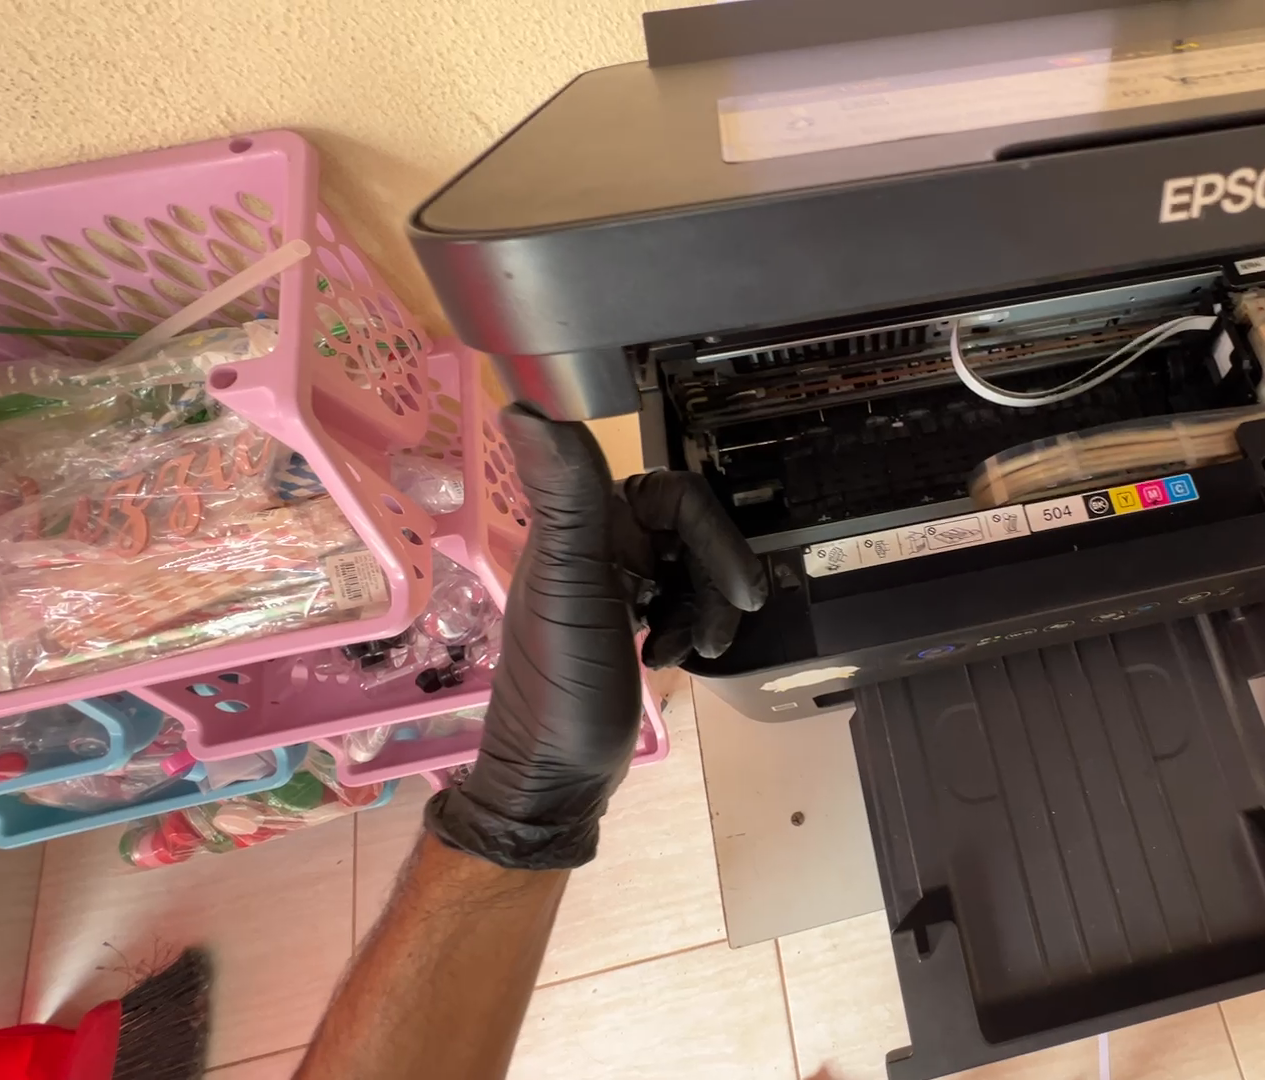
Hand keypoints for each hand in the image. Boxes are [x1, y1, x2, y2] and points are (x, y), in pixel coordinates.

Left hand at [425, 406, 766, 869]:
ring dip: (706, 609)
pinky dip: (691, 625)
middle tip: (729, 624)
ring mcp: (615, 584)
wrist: (552, 784)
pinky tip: (672, 658)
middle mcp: (599, 546)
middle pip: (690, 533)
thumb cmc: (560, 693)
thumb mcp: (570, 595)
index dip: (713, 535)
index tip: (738, 590)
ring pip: (692, 568)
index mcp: (584, 530)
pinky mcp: (630, 618)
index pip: (673, 497)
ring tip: (690, 652)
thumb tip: (526, 405)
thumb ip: (565, 501)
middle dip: (715, 579)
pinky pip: (682, 600)